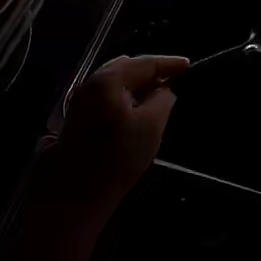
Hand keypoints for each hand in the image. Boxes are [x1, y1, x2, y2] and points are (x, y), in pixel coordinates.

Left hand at [42, 54, 187, 212]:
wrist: (73, 198)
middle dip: (151, 72)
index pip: (145, 62)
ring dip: (137, 86)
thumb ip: (164, 99)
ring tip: (157, 95)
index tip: (187, 66)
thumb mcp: (152, 126)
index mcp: (107, 80)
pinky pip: (106, 96)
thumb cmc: (116, 161)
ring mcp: (80, 101)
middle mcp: (90, 84)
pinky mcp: (76, 118)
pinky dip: (124, 97)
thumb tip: (164, 88)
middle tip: (173, 80)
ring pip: (115, 83)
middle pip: (127, 67)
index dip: (169, 63)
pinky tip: (135, 111)